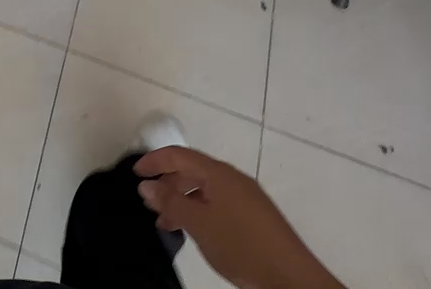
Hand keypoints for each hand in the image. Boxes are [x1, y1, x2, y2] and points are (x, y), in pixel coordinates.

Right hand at [133, 148, 344, 288]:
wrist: (295, 280)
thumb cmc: (242, 246)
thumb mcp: (198, 224)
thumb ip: (170, 202)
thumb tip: (146, 184)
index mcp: (218, 173)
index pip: (178, 155)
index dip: (154, 160)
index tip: (135, 174)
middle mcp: (233, 178)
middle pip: (193, 169)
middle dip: (169, 183)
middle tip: (152, 204)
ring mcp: (248, 197)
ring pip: (207, 189)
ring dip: (184, 200)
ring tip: (170, 223)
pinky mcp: (257, 216)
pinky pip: (220, 202)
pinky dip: (201, 210)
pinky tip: (199, 231)